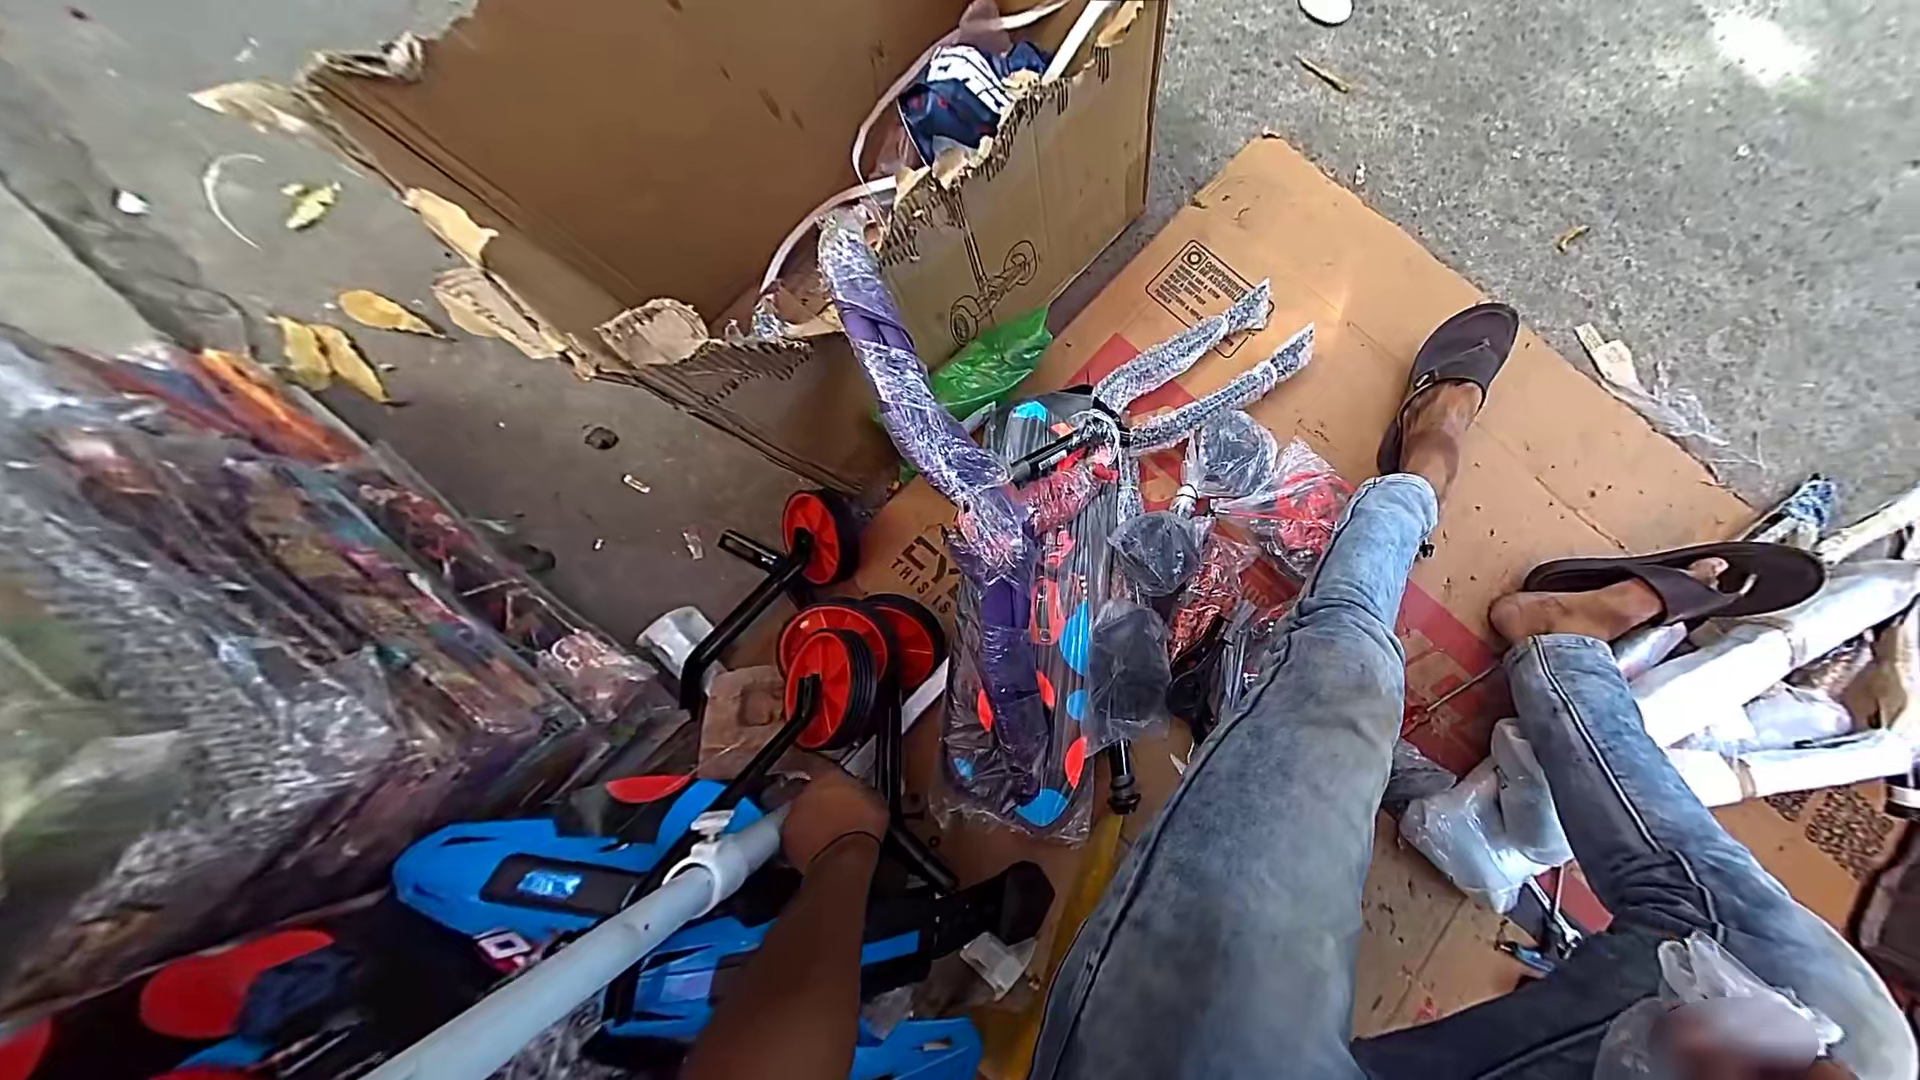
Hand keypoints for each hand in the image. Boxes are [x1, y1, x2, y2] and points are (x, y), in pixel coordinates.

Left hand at [780, 756, 886, 871]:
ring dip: (807, 816)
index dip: (808, 760)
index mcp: (827, 777)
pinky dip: (801, 837)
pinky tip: (815, 845)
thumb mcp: (874, 799)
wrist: (845, 858)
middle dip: (814, 796)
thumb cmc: (862, 828)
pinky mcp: (787, 838)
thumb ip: (861, 789)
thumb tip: (862, 792)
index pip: (812, 760)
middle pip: (803, 788)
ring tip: (824, 829)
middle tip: (829, 806)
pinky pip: (792, 833)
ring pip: (797, 810)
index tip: (805, 760)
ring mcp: (793, 814)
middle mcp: (806, 791)